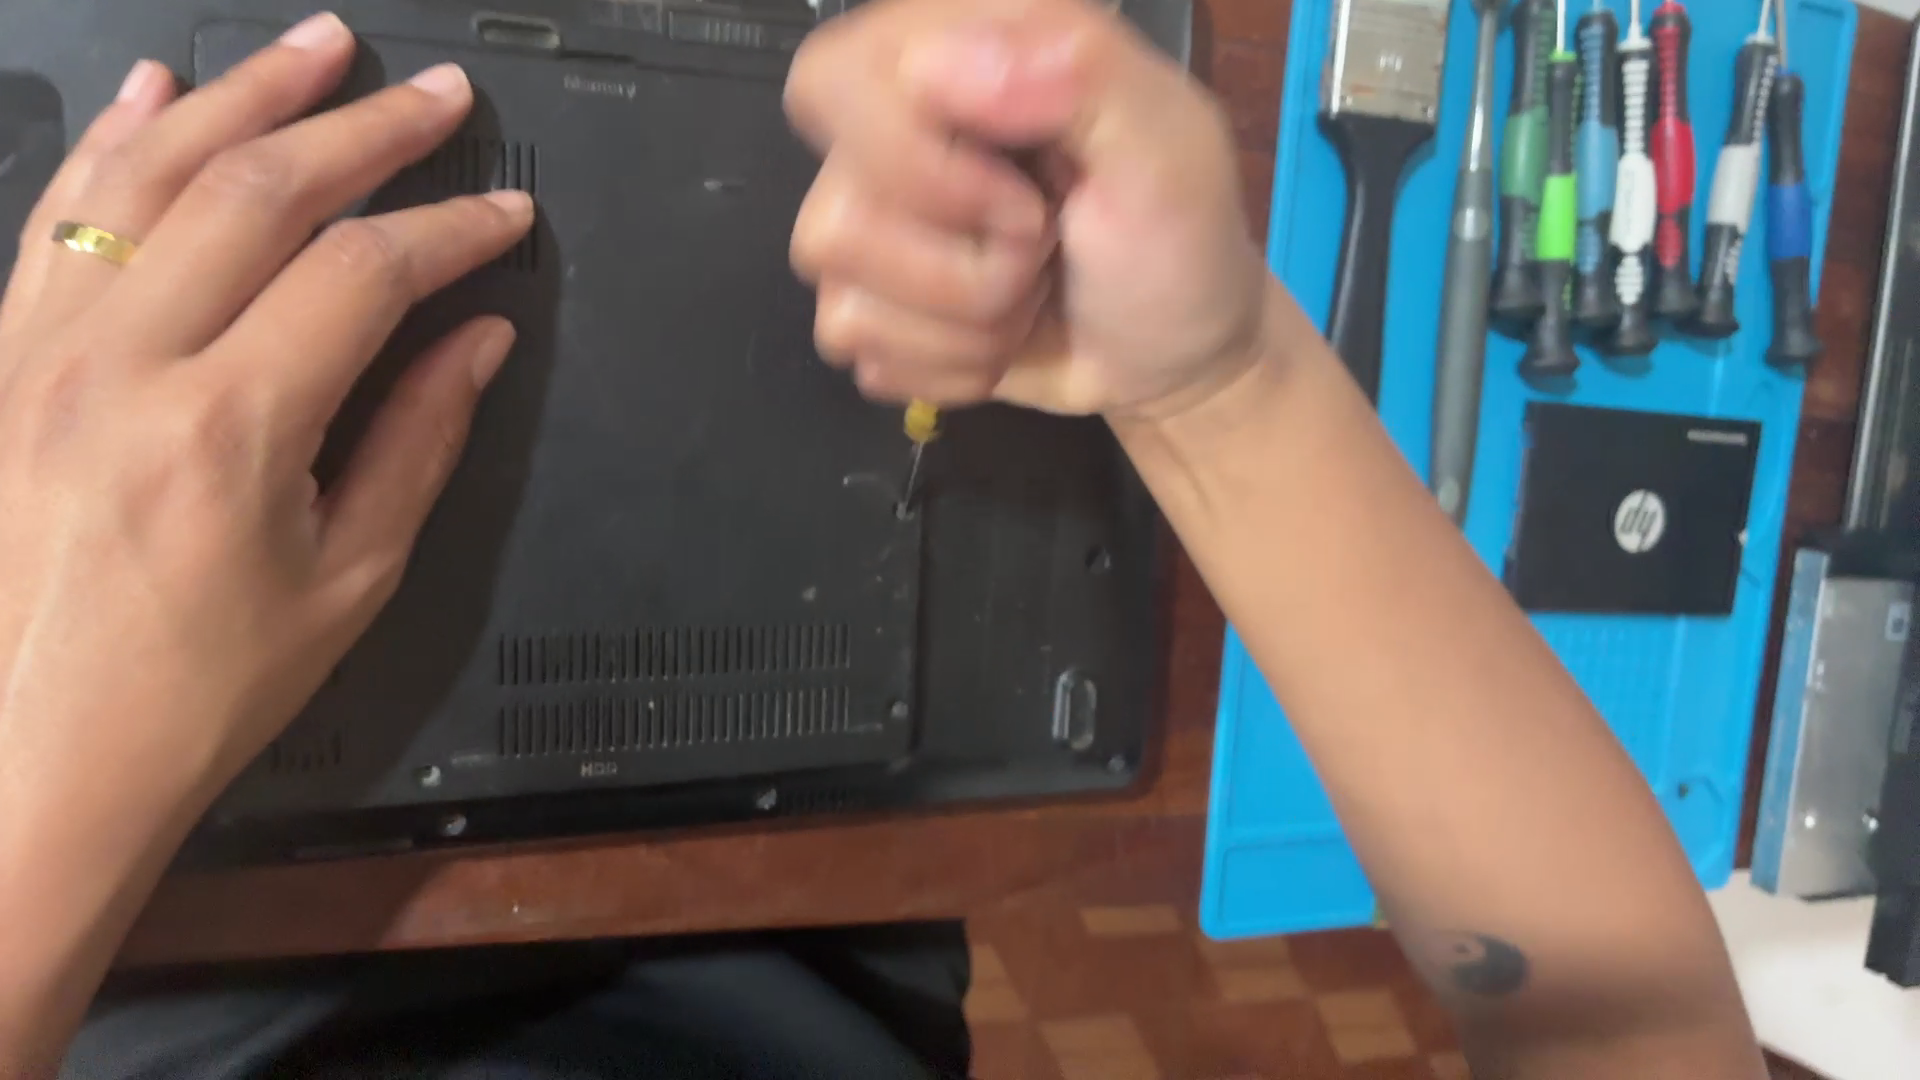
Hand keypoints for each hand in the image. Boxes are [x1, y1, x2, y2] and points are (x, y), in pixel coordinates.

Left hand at [0, 13, 532, 807]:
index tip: (509, 212)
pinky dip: (123, 141)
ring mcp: (34, 346)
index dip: (450, 230)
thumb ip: (420, 436)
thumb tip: (476, 340)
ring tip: (321, 48)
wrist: (24, 754)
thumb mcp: (357, 567)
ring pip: (150, 177)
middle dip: (364, 131)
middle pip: (258, 194)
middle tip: (439, 95)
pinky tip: (170, 92)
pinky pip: (61, 216)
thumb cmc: (215, 677)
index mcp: (233, 425)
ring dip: (247, 99)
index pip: (363, 276)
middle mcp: (118, 362)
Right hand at [784, 0, 1273, 418]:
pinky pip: (868, 361)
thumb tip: (936, 67)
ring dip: (964, 327)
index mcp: (951, 66)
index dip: (911, 160)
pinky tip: (998, 346)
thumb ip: (1079, 67)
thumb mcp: (1168, 144)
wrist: (1165, 359)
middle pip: (833, 220)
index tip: (1018, 199)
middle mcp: (891, 153)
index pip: (835, 83)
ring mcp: (876, 247)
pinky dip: (950, 371)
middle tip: (1039, 252)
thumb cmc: (1174, 245)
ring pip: (844, 307)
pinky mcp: (879, 324)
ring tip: (1025, 302)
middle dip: (960, 268)